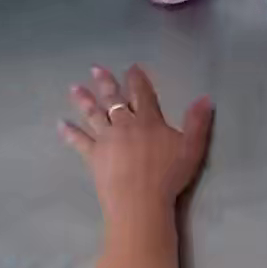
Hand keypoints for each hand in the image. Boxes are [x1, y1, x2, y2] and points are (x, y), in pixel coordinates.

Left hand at [60, 65, 213, 232]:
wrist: (140, 199)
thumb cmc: (169, 175)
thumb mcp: (192, 147)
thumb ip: (198, 122)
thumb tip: (206, 97)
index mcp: (149, 120)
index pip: (143, 94)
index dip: (137, 79)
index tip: (132, 67)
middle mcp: (125, 124)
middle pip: (114, 100)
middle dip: (106, 83)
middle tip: (95, 69)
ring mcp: (107, 139)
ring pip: (94, 114)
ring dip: (84, 100)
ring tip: (74, 88)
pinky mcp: (93, 155)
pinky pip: (79, 141)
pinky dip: (69, 132)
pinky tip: (60, 125)